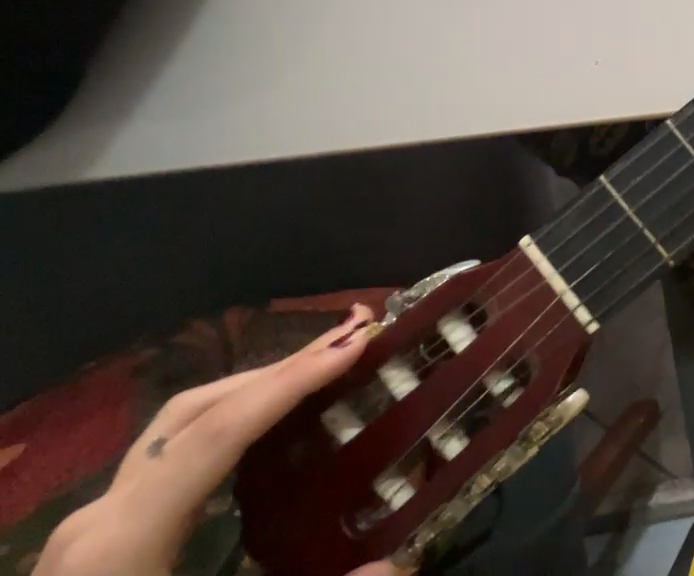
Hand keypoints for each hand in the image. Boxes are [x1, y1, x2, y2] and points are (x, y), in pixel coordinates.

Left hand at [34, 305, 400, 575]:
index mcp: (120, 541)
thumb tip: (396, 565)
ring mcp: (98, 520)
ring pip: (183, 423)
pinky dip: (235, 418)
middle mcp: (103, 515)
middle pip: (198, 412)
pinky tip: (276, 421)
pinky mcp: (107, 531)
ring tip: (329, 365)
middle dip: (282, 369)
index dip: (287, 384)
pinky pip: (176, 450)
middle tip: (357, 339)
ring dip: (259, 386)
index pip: (214, 435)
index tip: (357, 346)